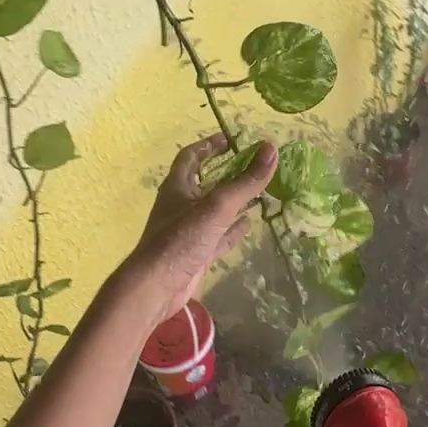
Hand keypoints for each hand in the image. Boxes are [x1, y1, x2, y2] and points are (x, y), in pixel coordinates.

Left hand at [106, 134, 277, 329]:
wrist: (156, 287)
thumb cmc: (181, 239)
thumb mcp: (217, 206)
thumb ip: (246, 181)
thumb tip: (271, 149)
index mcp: (178, 186)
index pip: (191, 156)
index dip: (209, 146)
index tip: (231, 140)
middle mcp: (181, 204)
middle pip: (205, 182)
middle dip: (227, 172)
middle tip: (252, 165)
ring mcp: (189, 230)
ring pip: (214, 209)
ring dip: (233, 200)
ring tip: (257, 191)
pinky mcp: (196, 252)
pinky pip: (219, 235)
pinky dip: (233, 228)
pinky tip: (249, 223)